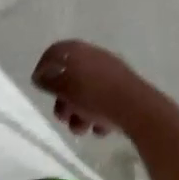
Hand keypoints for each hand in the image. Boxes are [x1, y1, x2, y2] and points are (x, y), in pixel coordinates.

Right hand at [31, 39, 156, 136]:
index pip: (53, 53)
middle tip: (61, 117)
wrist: (140, 110)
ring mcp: (112, 71)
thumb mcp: (64, 89)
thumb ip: (48, 82)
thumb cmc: (94, 96)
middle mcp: (93, 55)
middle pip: (72, 76)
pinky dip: (98, 112)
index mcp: (76, 50)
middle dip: (64, 99)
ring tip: (80, 130)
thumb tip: (39, 78)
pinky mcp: (127, 88)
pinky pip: (106, 98)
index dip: (42, 68)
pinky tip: (99, 129)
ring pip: (89, 90)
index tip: (38, 85)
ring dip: (80, 110)